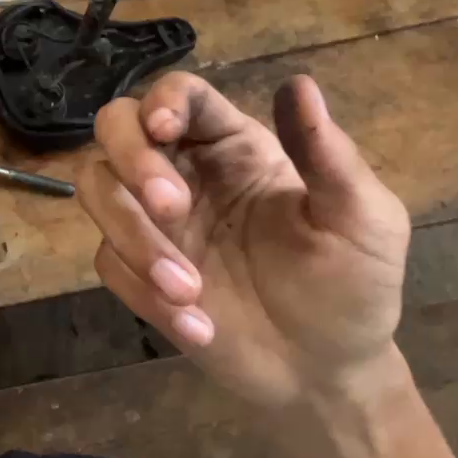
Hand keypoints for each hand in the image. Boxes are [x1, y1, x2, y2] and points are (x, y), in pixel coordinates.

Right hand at [80, 71, 410, 408]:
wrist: (323, 374)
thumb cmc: (351, 287)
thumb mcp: (363, 222)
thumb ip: (330, 156)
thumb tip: (301, 83)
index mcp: (231, 144)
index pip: (180, 94)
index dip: (163, 99)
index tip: (165, 129)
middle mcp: (179, 169)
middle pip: (115, 125)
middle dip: (131, 158)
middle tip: (169, 209)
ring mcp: (148, 218)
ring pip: (94, 186)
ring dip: (130, 234)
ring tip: (187, 290)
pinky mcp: (131, 266)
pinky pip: (106, 258)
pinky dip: (142, 291)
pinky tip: (197, 326)